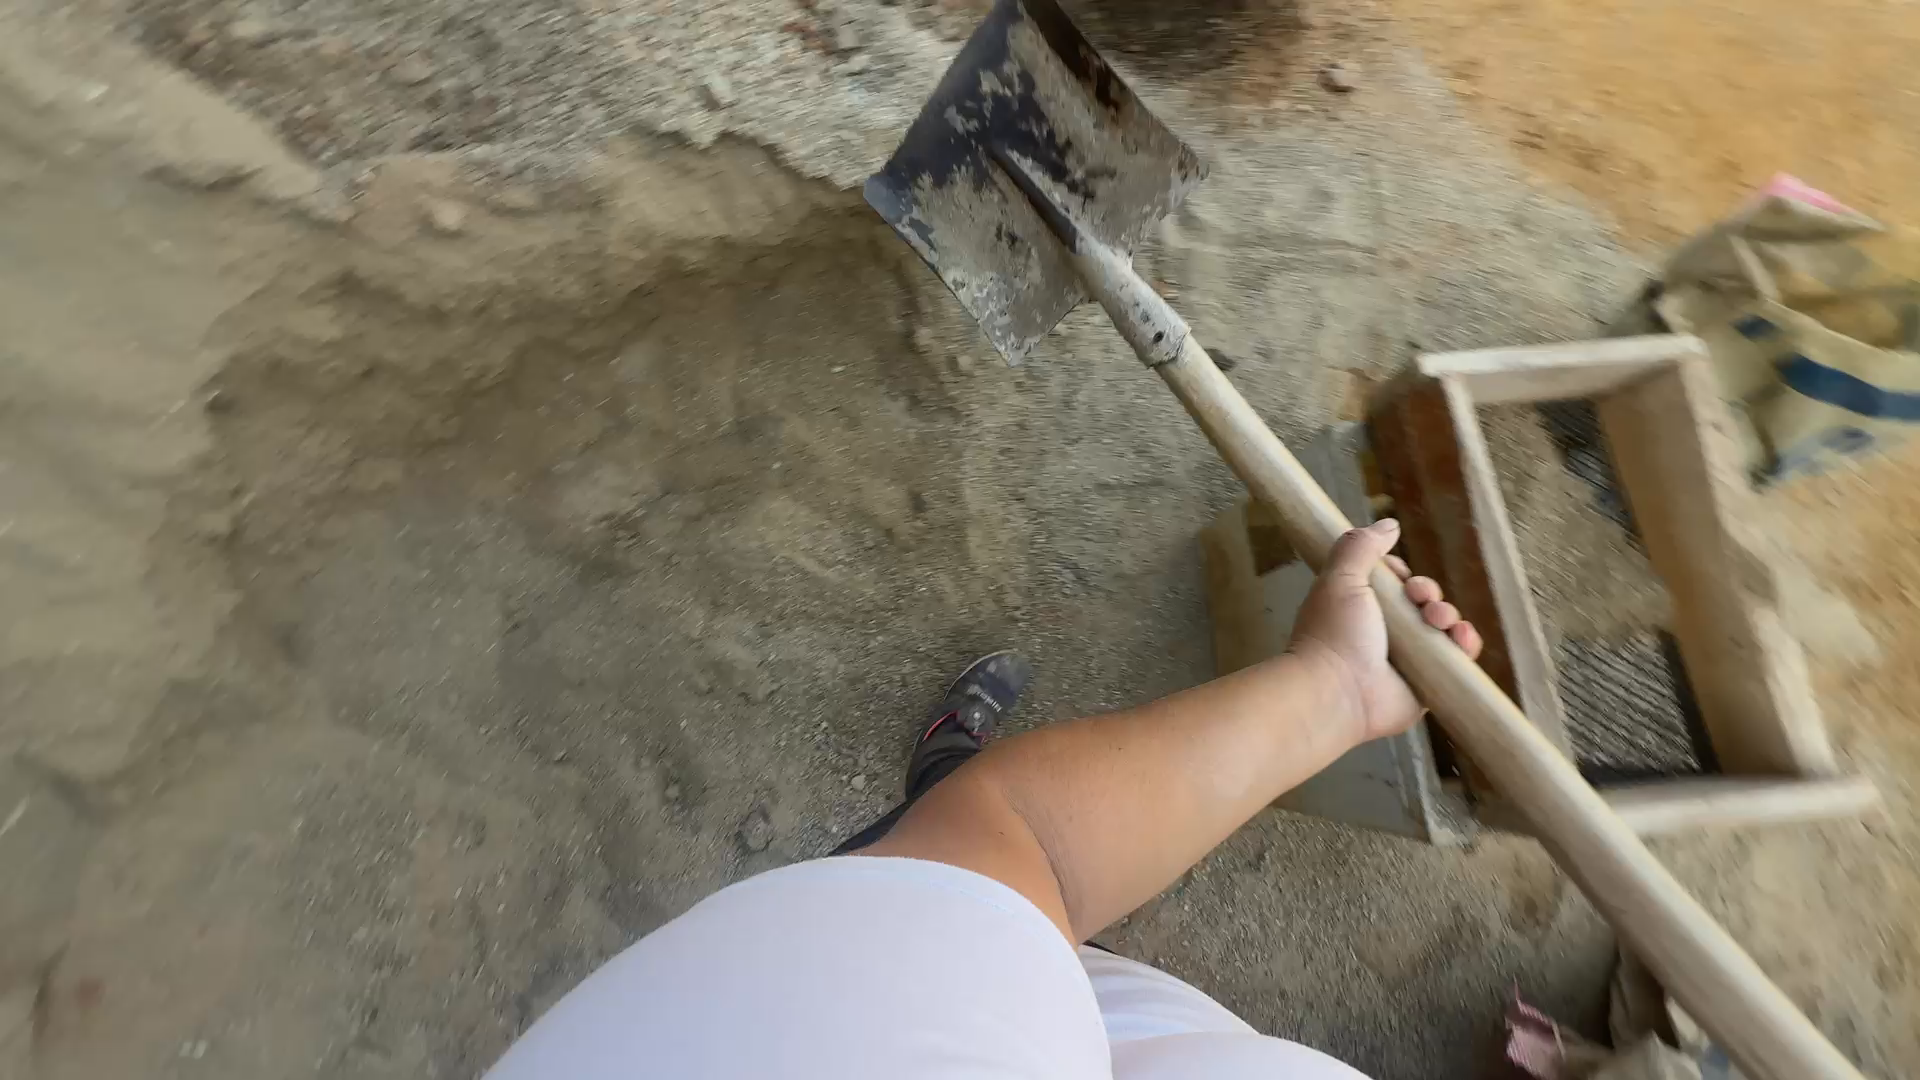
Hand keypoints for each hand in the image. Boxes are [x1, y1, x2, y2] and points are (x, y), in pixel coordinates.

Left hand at [1286, 518, 1482, 743]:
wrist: (1338, 691)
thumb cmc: (1334, 632)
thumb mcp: (1341, 578)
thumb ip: (1360, 547)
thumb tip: (1388, 523)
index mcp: (1358, 603)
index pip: (1393, 581)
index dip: (1404, 575)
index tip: (1400, 577)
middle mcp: (1381, 628)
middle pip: (1422, 600)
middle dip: (1429, 593)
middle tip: (1421, 600)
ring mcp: (1405, 655)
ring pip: (1443, 625)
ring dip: (1448, 615)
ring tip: (1437, 621)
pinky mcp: (1427, 680)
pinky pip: (1457, 657)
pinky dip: (1465, 644)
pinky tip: (1460, 638)